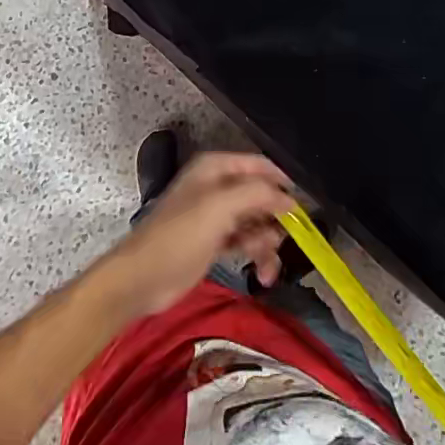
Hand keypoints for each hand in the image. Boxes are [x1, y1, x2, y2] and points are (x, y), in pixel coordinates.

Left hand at [98, 151, 295, 316]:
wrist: (143, 278)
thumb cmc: (179, 236)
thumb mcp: (219, 208)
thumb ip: (257, 194)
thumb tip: (289, 199)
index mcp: (215, 169)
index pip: (260, 166)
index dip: (282, 184)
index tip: (301, 208)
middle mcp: (218, 187)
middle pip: (261, 196)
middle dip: (276, 219)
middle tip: (284, 241)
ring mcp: (216, 216)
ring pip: (257, 222)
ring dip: (268, 244)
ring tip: (268, 266)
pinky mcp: (215, 242)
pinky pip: (247, 243)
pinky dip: (257, 256)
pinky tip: (263, 274)